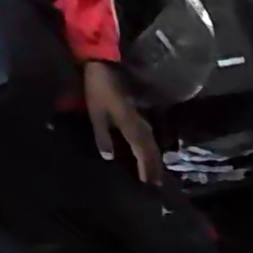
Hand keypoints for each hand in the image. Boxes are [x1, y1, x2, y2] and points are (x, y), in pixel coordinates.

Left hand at [82, 60, 161, 183]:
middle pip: (152, 152)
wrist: (103, 69)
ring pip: (153, 146)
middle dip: (155, 168)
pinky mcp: (139, 118)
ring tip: (156, 173)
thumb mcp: (96, 114)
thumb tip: (109, 158)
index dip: (146, 169)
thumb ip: (103, 137)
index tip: (148, 183)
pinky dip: (151, 150)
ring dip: (155, 160)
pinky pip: (150, 139)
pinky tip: (151, 154)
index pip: (143, 154)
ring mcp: (142, 122)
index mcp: (131, 128)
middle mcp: (141, 127)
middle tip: (156, 183)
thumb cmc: (98, 91)